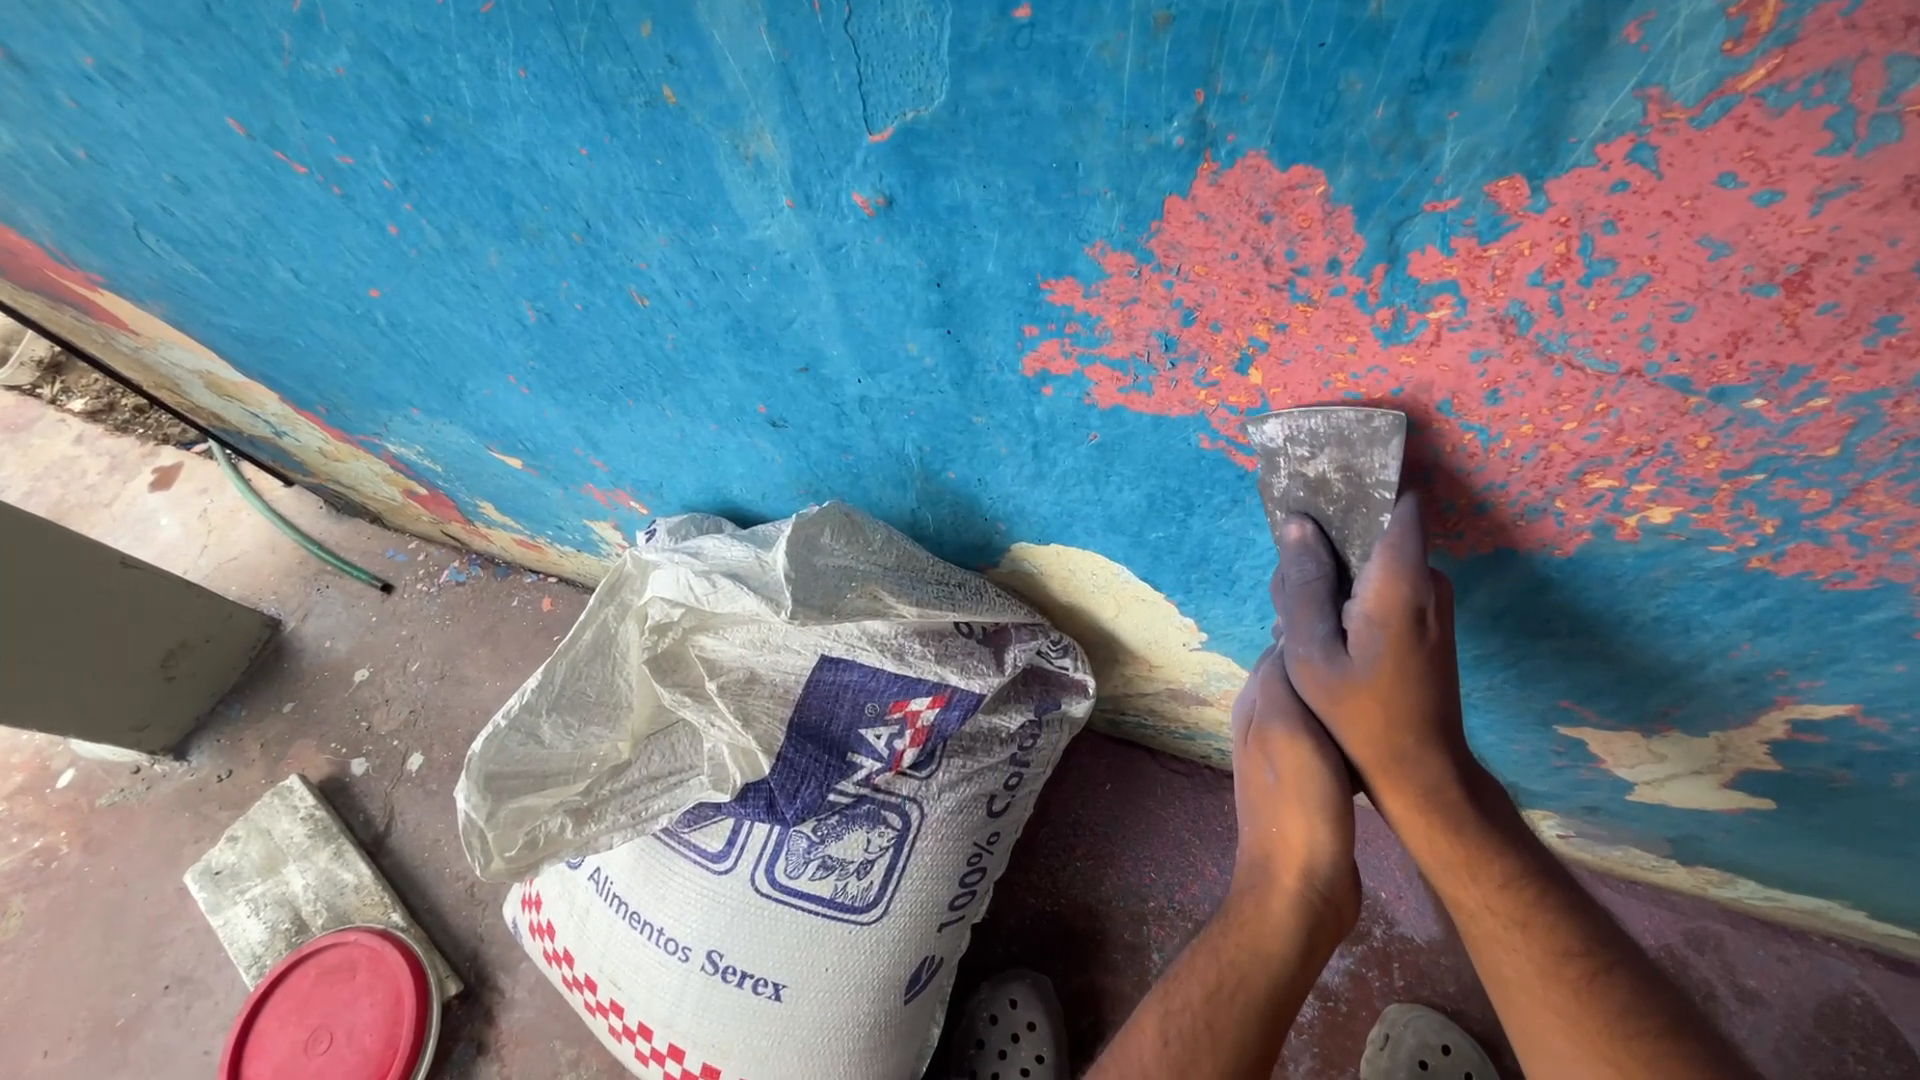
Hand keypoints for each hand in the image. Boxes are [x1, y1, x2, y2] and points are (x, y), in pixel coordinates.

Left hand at [1228, 647, 1359, 936]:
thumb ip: (1282, 678)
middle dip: (1333, 658)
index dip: (1317, 628)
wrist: (1302, 885)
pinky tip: (1377, 729)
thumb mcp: (1286, 726)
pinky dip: (1351, 727)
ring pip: (1319, 706)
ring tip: (1384, 677)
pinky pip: (1333, 739)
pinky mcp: (1311, 783)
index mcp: (1254, 704)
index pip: (1285, 648)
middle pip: (1302, 675)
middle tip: (1380, 644)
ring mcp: (1286, 755)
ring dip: (1344, 693)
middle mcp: (1263, 723)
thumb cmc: (1298, 802)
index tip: (1358, 613)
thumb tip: (1289, 635)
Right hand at [1272, 493, 1479, 813]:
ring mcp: (1430, 598)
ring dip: (1330, 579)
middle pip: (1369, 530)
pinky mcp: (1425, 617)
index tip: (1314, 488)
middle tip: (1287, 599)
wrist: (1419, 770)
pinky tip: (1319, 638)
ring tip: (1299, 627)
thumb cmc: (1359, 716)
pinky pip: (1378, 583)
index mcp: (1400, 580)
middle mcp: (1425, 578)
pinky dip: (1346, 597)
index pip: (1396, 497)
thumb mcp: (1312, 652)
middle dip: (1323, 546)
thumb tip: (1295, 522)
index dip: (1358, 482)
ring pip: (1368, 559)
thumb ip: (1302, 583)